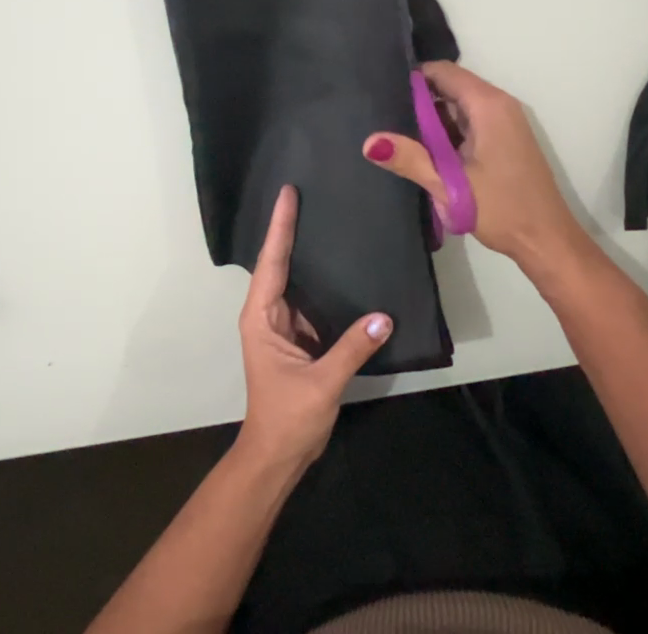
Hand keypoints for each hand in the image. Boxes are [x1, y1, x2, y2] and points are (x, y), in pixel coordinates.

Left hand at [235, 186, 392, 471]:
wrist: (278, 455)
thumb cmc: (287, 417)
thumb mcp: (321, 382)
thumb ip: (352, 349)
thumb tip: (385, 317)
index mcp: (262, 318)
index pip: (271, 262)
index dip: (280, 226)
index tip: (288, 192)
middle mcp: (270, 315)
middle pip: (282, 264)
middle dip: (295, 230)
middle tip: (314, 193)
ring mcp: (286, 326)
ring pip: (300, 282)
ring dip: (312, 256)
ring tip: (332, 220)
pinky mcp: (302, 339)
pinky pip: (316, 303)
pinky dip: (329, 285)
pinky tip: (347, 269)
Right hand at [362, 60, 586, 265]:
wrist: (546, 240)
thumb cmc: (501, 208)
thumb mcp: (449, 184)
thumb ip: (410, 159)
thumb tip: (369, 142)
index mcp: (488, 106)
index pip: (444, 71)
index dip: (412, 79)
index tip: (381, 93)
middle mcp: (498, 106)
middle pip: (450, 87)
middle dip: (417, 101)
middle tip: (380, 117)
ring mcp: (503, 123)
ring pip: (457, 108)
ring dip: (430, 121)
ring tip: (394, 134)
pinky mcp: (503, 141)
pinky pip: (468, 124)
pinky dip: (446, 134)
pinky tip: (422, 152)